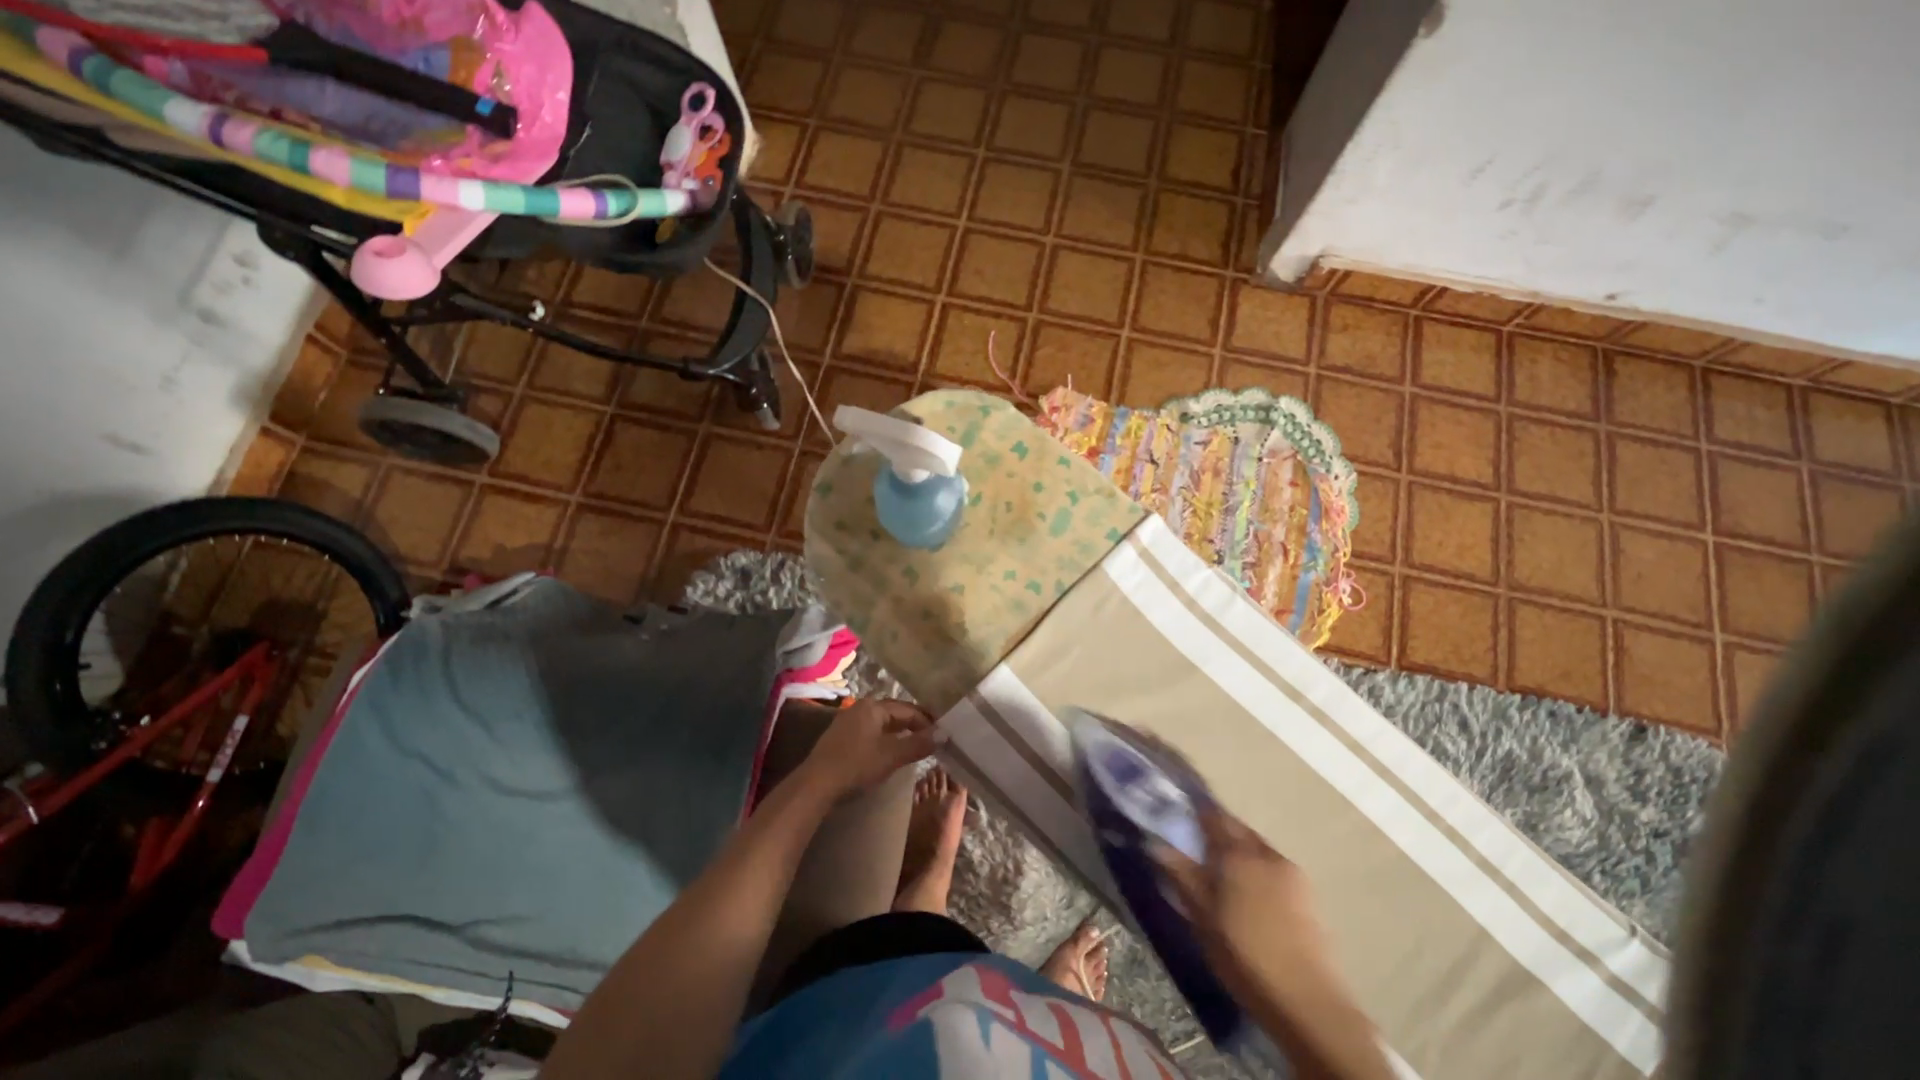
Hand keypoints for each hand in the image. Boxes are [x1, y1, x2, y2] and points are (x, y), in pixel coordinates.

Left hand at [798, 699, 938, 800]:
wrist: (816, 784)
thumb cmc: (857, 765)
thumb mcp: (892, 755)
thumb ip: (918, 744)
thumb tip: (944, 734)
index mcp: (873, 707)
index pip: (908, 710)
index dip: (927, 722)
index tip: (943, 735)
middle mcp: (861, 708)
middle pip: (895, 713)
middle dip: (914, 726)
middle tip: (933, 739)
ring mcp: (849, 722)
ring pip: (883, 724)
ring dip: (900, 733)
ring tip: (917, 746)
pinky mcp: (842, 737)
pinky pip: (871, 732)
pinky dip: (886, 739)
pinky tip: (892, 752)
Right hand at [1153, 806, 1331, 999]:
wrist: (1305, 997)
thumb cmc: (1243, 956)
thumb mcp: (1202, 918)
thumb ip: (1181, 876)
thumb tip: (1155, 843)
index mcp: (1237, 855)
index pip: (1213, 816)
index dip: (1196, 807)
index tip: (1180, 804)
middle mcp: (1266, 853)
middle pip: (1238, 827)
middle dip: (1217, 826)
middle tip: (1195, 837)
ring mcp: (1291, 871)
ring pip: (1257, 846)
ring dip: (1238, 847)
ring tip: (1220, 866)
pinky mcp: (1307, 892)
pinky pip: (1273, 864)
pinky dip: (1256, 865)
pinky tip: (1248, 888)